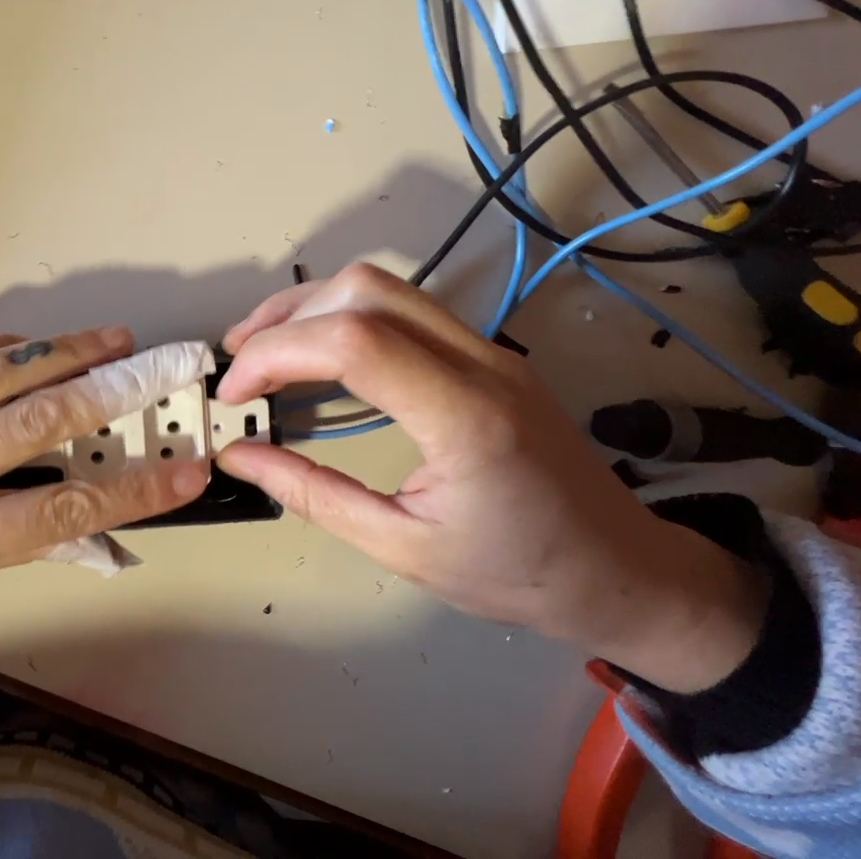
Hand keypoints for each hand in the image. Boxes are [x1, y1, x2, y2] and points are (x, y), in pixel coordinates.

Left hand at [0, 327, 210, 623]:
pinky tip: (35, 342)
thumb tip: (105, 529)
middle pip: (30, 422)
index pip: (58, 510)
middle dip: (106, 391)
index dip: (130, 490)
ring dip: (58, 351)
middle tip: (156, 367)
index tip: (186, 469)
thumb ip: (27, 542)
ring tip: (110, 340)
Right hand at [214, 264, 766, 692]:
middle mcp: (481, 364)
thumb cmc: (517, 574)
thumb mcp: (400, 548)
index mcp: (465, 419)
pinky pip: (400, 307)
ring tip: (259, 350)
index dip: (276, 354)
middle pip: (364, 291)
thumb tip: (236, 454)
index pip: (354, 341)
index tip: (236, 396)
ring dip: (308, 307)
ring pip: (382, 286)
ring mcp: (488, 351)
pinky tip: (311, 352)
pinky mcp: (484, 354)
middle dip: (283, 319)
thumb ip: (311, 493)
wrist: (625, 572)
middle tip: (237, 365)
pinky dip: (339, 316)